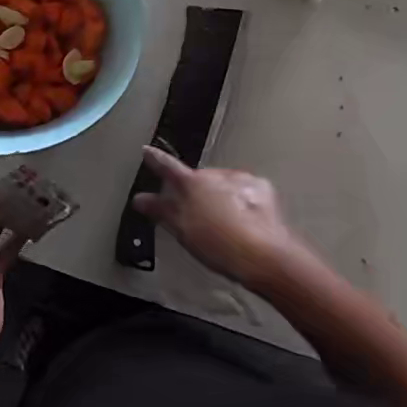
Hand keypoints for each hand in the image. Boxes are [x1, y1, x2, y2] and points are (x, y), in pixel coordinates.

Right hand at [132, 146, 309, 289]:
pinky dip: (240, 202)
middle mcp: (216, 175)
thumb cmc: (223, 245)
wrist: (264, 255)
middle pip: (197, 179)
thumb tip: (141, 200)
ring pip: (221, 185)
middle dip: (194, 193)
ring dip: (218, 198)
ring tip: (220, 226)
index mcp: (192, 183)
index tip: (147, 151)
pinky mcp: (261, 190)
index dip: (155, 159)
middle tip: (192, 218)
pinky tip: (241, 222)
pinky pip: (243, 191)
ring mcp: (241, 181)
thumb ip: (160, 211)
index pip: (167, 166)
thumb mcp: (183, 231)